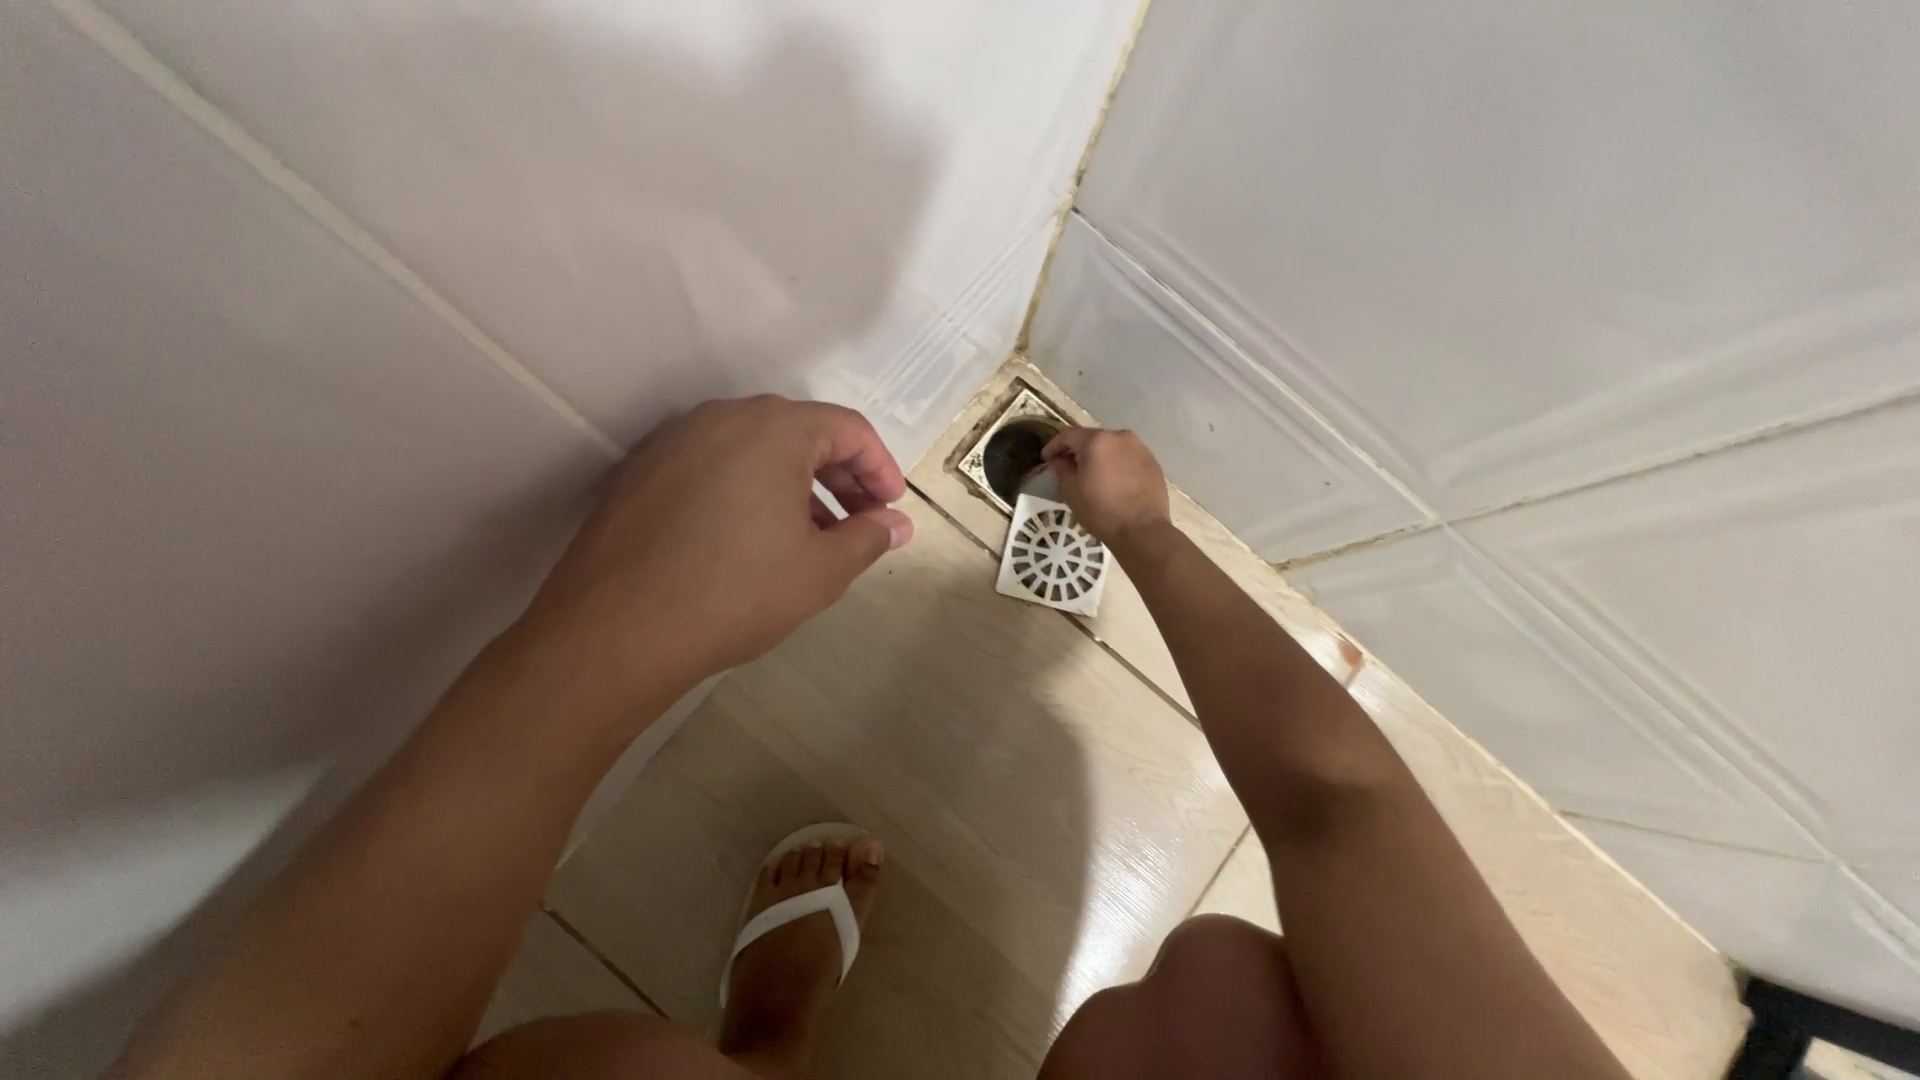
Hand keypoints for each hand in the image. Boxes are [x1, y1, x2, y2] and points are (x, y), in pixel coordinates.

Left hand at [524, 395, 912, 690]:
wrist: (616, 630)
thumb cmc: (735, 594)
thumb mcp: (821, 571)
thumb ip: (869, 537)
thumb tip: (896, 524)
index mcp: (774, 429)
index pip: (848, 428)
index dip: (881, 467)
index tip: (891, 509)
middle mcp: (723, 417)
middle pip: (800, 432)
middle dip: (840, 476)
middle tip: (859, 522)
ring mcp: (675, 441)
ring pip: (754, 449)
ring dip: (794, 484)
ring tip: (809, 537)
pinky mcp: (642, 470)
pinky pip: (713, 466)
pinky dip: (747, 490)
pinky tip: (749, 540)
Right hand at [1043, 427, 1170, 544]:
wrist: (1142, 529)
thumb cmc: (1100, 510)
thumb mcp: (1071, 490)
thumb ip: (1062, 469)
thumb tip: (1059, 460)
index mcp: (1097, 441)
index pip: (1068, 435)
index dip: (1054, 446)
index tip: (1046, 459)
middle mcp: (1120, 437)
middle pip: (1092, 439)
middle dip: (1078, 450)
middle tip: (1068, 466)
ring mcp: (1140, 448)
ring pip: (1112, 447)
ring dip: (1099, 457)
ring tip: (1092, 474)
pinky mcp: (1152, 462)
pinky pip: (1127, 457)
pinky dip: (1116, 464)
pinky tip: (1113, 481)